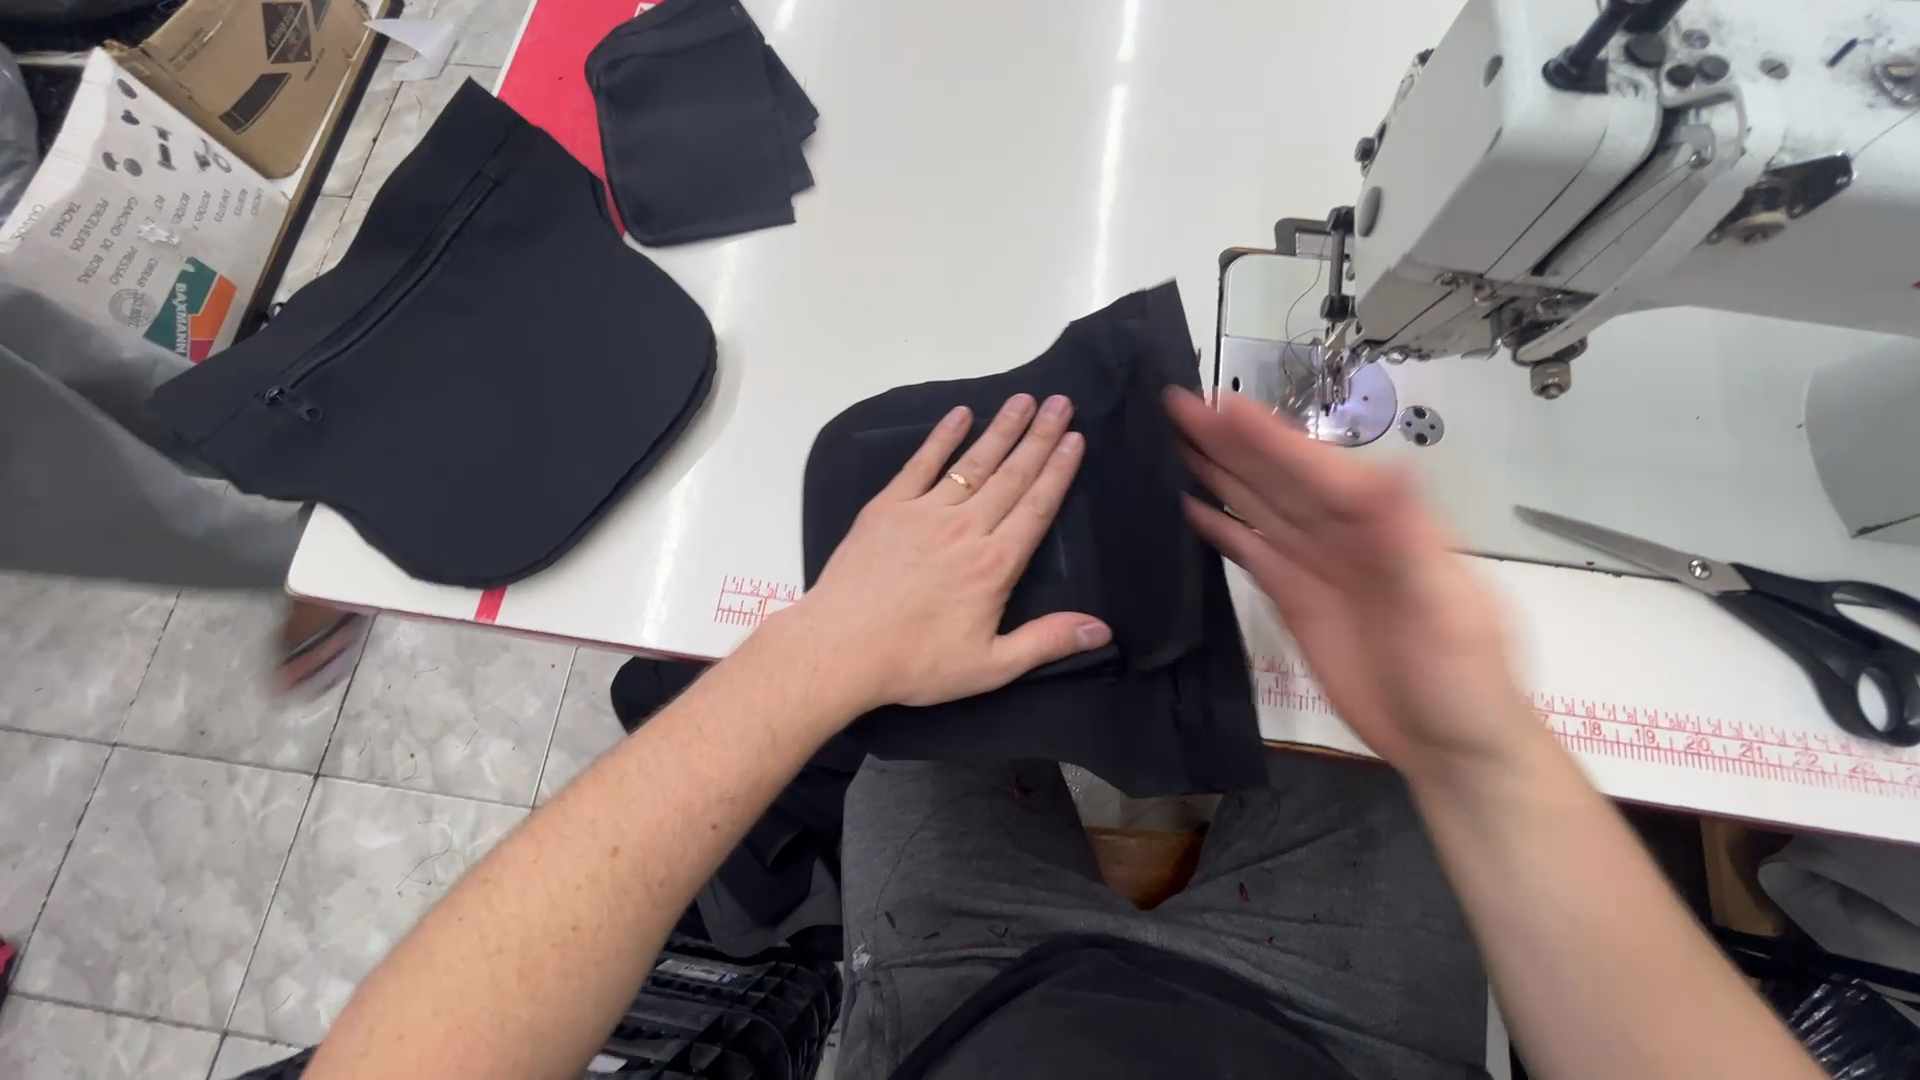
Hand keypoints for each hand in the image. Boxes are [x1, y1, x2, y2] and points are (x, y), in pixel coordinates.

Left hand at [788, 393, 1111, 712]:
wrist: (841, 649)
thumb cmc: (916, 662)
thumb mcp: (990, 666)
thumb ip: (1046, 641)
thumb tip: (1101, 629)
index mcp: (995, 565)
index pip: (1036, 507)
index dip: (1059, 471)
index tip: (1076, 438)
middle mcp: (966, 528)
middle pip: (1012, 475)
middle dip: (1040, 437)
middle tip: (1061, 403)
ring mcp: (924, 512)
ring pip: (972, 463)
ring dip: (1001, 429)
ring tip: (1022, 400)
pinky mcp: (888, 507)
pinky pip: (920, 463)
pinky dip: (941, 438)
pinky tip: (959, 415)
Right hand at [1166, 388, 1536, 782]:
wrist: (1450, 746)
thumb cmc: (1462, 680)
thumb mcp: (1448, 610)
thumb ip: (1412, 542)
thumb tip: (1390, 470)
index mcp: (1384, 526)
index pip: (1317, 471)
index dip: (1269, 438)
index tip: (1223, 405)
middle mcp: (1343, 534)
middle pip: (1277, 479)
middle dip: (1230, 442)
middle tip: (1180, 407)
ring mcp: (1315, 564)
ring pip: (1258, 507)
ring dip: (1219, 473)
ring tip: (1176, 443)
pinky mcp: (1293, 597)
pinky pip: (1251, 551)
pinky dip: (1221, 527)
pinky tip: (1192, 507)